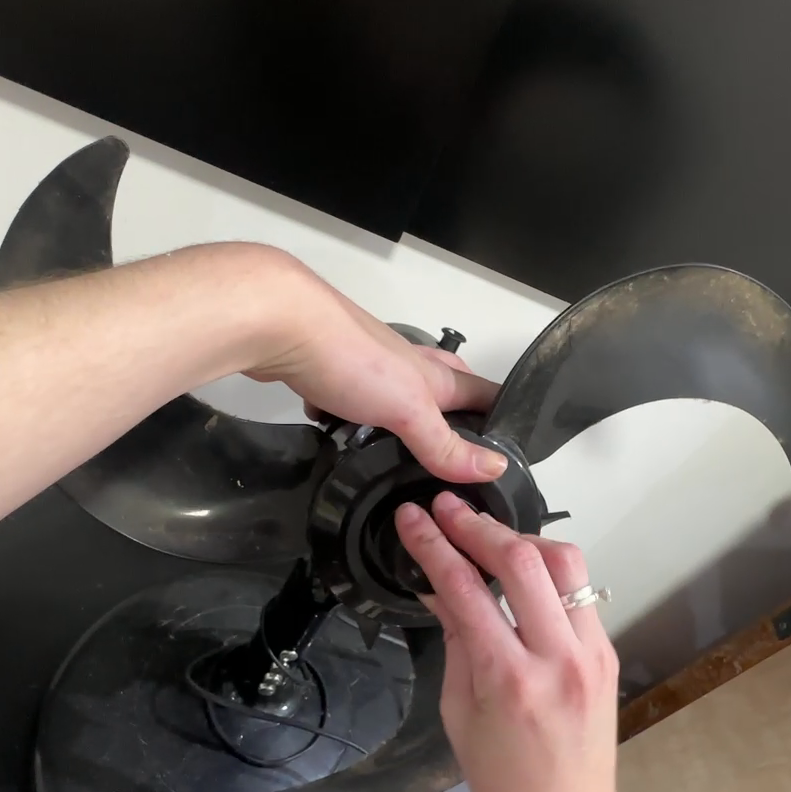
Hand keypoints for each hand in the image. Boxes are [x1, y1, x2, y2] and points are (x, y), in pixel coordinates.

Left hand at [237, 249, 505, 482]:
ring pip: (394, 398)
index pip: (483, 391)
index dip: (502, 414)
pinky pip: (348, 402)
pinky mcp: (327, 375)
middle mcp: (405, 367)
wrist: (278, 324)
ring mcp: (365, 368)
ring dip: (401, 423)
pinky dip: (350, 421)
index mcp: (432, 374)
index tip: (512, 447)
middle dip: (456, 416)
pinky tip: (343, 442)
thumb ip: (446, 444)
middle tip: (457, 452)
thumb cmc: (353, 359)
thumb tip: (496, 467)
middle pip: (443, 388)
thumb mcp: (410, 410)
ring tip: (401, 461)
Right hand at [395, 491, 627, 791]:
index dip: (433, 545)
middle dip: (478, 525)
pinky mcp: (607, 651)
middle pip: (522, 560)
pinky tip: (520, 569)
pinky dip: (547, 568)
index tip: (412, 517)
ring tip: (487, 535)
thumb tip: (437, 586)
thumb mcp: (458, 710)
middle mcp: (557, 657)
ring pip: (564, 561)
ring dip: (521, 537)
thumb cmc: (499, 780)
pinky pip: (578, 589)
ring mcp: (591, 651)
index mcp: (508, 679)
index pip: (465, 589)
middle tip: (447, 507)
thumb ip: (454, 639)